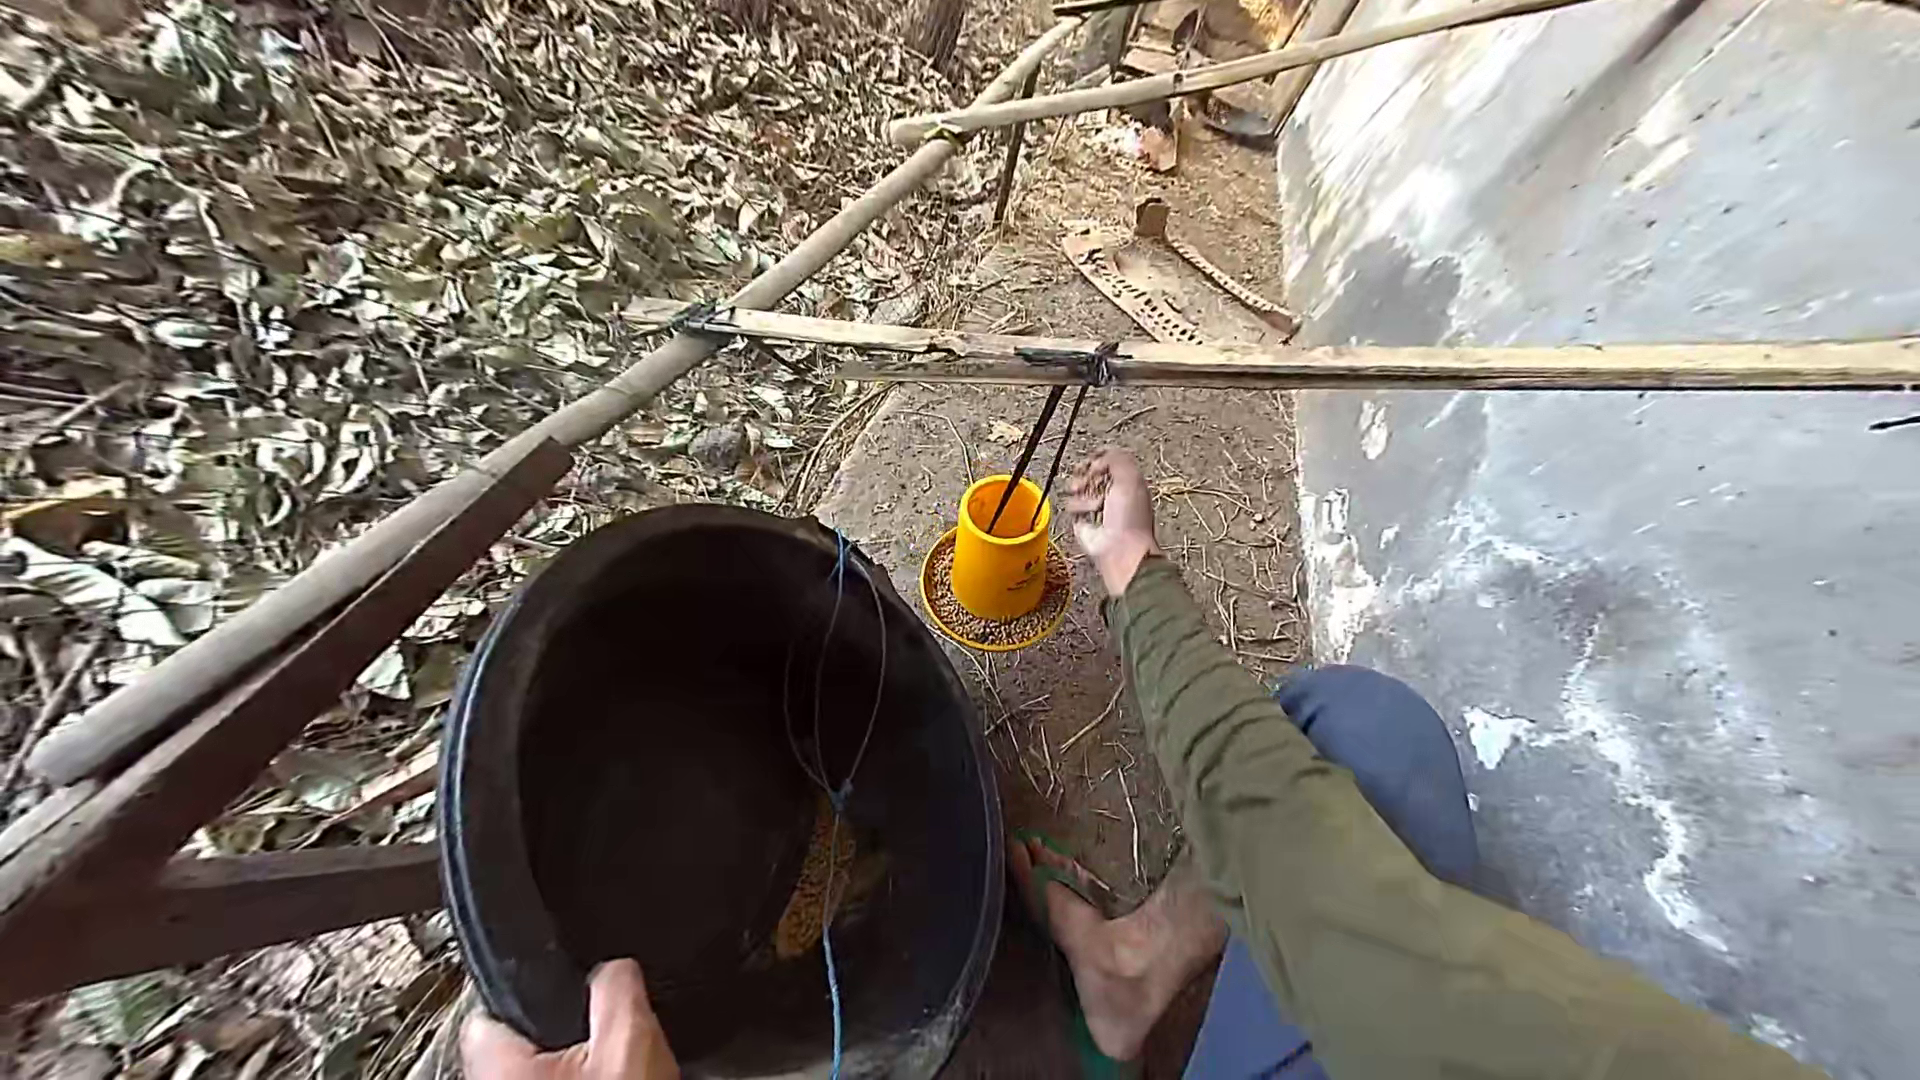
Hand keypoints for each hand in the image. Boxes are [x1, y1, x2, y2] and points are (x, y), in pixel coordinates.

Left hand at [462, 960, 679, 1079]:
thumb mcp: (631, 1039)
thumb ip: (615, 988)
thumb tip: (610, 967)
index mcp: (500, 1075)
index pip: (484, 1018)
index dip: (521, 992)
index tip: (550, 984)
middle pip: (511, 1054)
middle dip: (553, 1037)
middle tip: (594, 1034)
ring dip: (564, 1073)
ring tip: (604, 1071)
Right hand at [1064, 447, 1159, 596]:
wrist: (1119, 549)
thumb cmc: (1128, 516)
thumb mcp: (1129, 478)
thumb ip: (1115, 460)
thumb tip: (1097, 459)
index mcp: (1129, 482)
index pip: (1109, 461)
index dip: (1098, 458)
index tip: (1089, 460)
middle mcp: (1114, 494)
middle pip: (1092, 474)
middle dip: (1085, 474)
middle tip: (1082, 478)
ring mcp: (1099, 510)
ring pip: (1080, 490)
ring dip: (1079, 491)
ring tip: (1081, 497)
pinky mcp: (1085, 524)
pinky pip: (1073, 508)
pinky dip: (1075, 508)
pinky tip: (1080, 512)